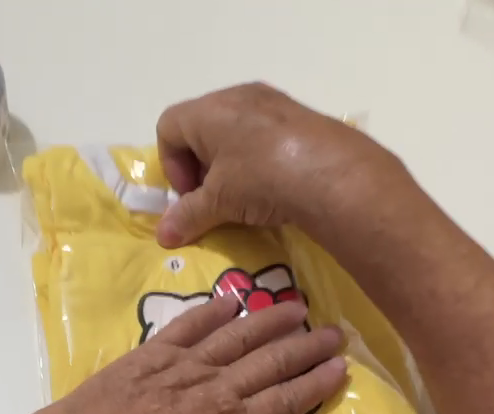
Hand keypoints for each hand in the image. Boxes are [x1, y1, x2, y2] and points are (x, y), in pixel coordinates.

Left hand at [26, 293, 347, 413]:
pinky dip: (212, 311)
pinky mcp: (152, 354)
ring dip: (270, 321)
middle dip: (306, 348)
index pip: (286, 400)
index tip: (342, 367)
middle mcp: (215, 388)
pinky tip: (231, 300)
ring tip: (298, 307)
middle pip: (270, 362)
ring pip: (237, 337)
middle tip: (335, 331)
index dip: (316, 384)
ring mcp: (183, 366)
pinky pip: (190, 326)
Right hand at [154, 83, 412, 248]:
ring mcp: (270, 103)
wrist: (331, 174)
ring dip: (227, 167)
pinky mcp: (296, 118)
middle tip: (212, 199)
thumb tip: (163, 236)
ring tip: (241, 197)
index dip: (172, 165)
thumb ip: (187, 216)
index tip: (190, 195)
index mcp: (209, 110)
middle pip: (199, 128)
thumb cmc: (260, 178)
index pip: (168, 127)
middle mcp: (237, 96)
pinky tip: (269, 188)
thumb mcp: (219, 201)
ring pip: (232, 132)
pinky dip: (255, 161)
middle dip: (199, 167)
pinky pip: (261, 136)